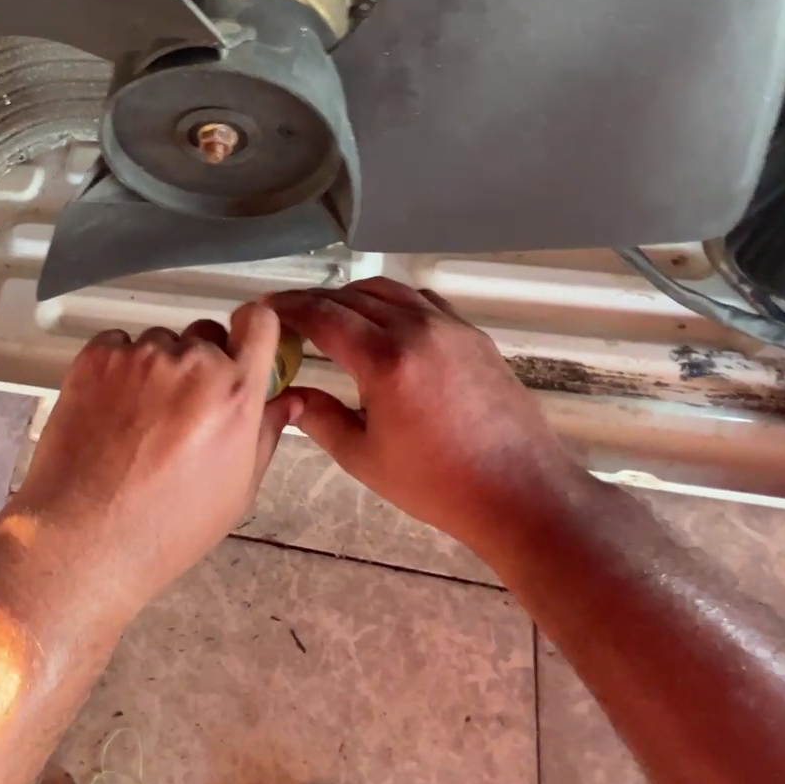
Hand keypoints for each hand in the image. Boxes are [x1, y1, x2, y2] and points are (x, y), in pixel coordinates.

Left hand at [11, 304, 300, 617]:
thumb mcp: (237, 491)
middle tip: (179, 409)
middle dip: (199, 363)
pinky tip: (109, 411)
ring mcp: (141, 355)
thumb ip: (265, 433)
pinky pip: (117, 345)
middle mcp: (192, 362)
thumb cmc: (169, 527)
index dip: (252, 329)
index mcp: (235, 391)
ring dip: (156, 368)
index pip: (259, 321)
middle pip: (205, 336)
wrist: (85, 537)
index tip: (241, 345)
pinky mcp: (97, 357)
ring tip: (136, 419)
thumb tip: (288, 399)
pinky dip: (117, 367)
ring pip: (159, 343)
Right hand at [267, 278, 592, 550]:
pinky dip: (390, 301)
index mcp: (385, 360)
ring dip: (350, 297)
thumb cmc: (436, 484)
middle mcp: (417, 329)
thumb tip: (286, 392)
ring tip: (329, 315)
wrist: (521, 493)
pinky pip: (421, 300)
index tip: (263, 309)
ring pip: (387, 290)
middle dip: (313, 301)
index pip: (322, 315)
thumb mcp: (363, 458)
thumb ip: (318, 417)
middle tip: (287, 316)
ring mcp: (450, 326)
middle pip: (351, 296)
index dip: (287, 308)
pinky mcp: (472, 334)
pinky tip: (382, 323)